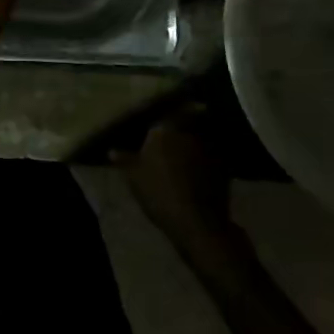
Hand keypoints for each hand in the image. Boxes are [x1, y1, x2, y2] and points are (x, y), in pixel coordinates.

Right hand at [120, 109, 236, 247]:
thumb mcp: (135, 178)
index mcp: (162, 130)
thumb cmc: (158, 194)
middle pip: (188, 118)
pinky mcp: (222, 162)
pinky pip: (214, 150)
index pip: (165, 114)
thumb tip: (112, 151)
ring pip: (202, 132)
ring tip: (191, 148)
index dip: (165, 117)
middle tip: (177, 133)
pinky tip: (204, 166)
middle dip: (185, 119)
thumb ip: (125, 160)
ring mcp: (206, 145)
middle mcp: (186, 131)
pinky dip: (209, 154)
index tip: (163, 123)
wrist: (195, 219)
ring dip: (198, 136)